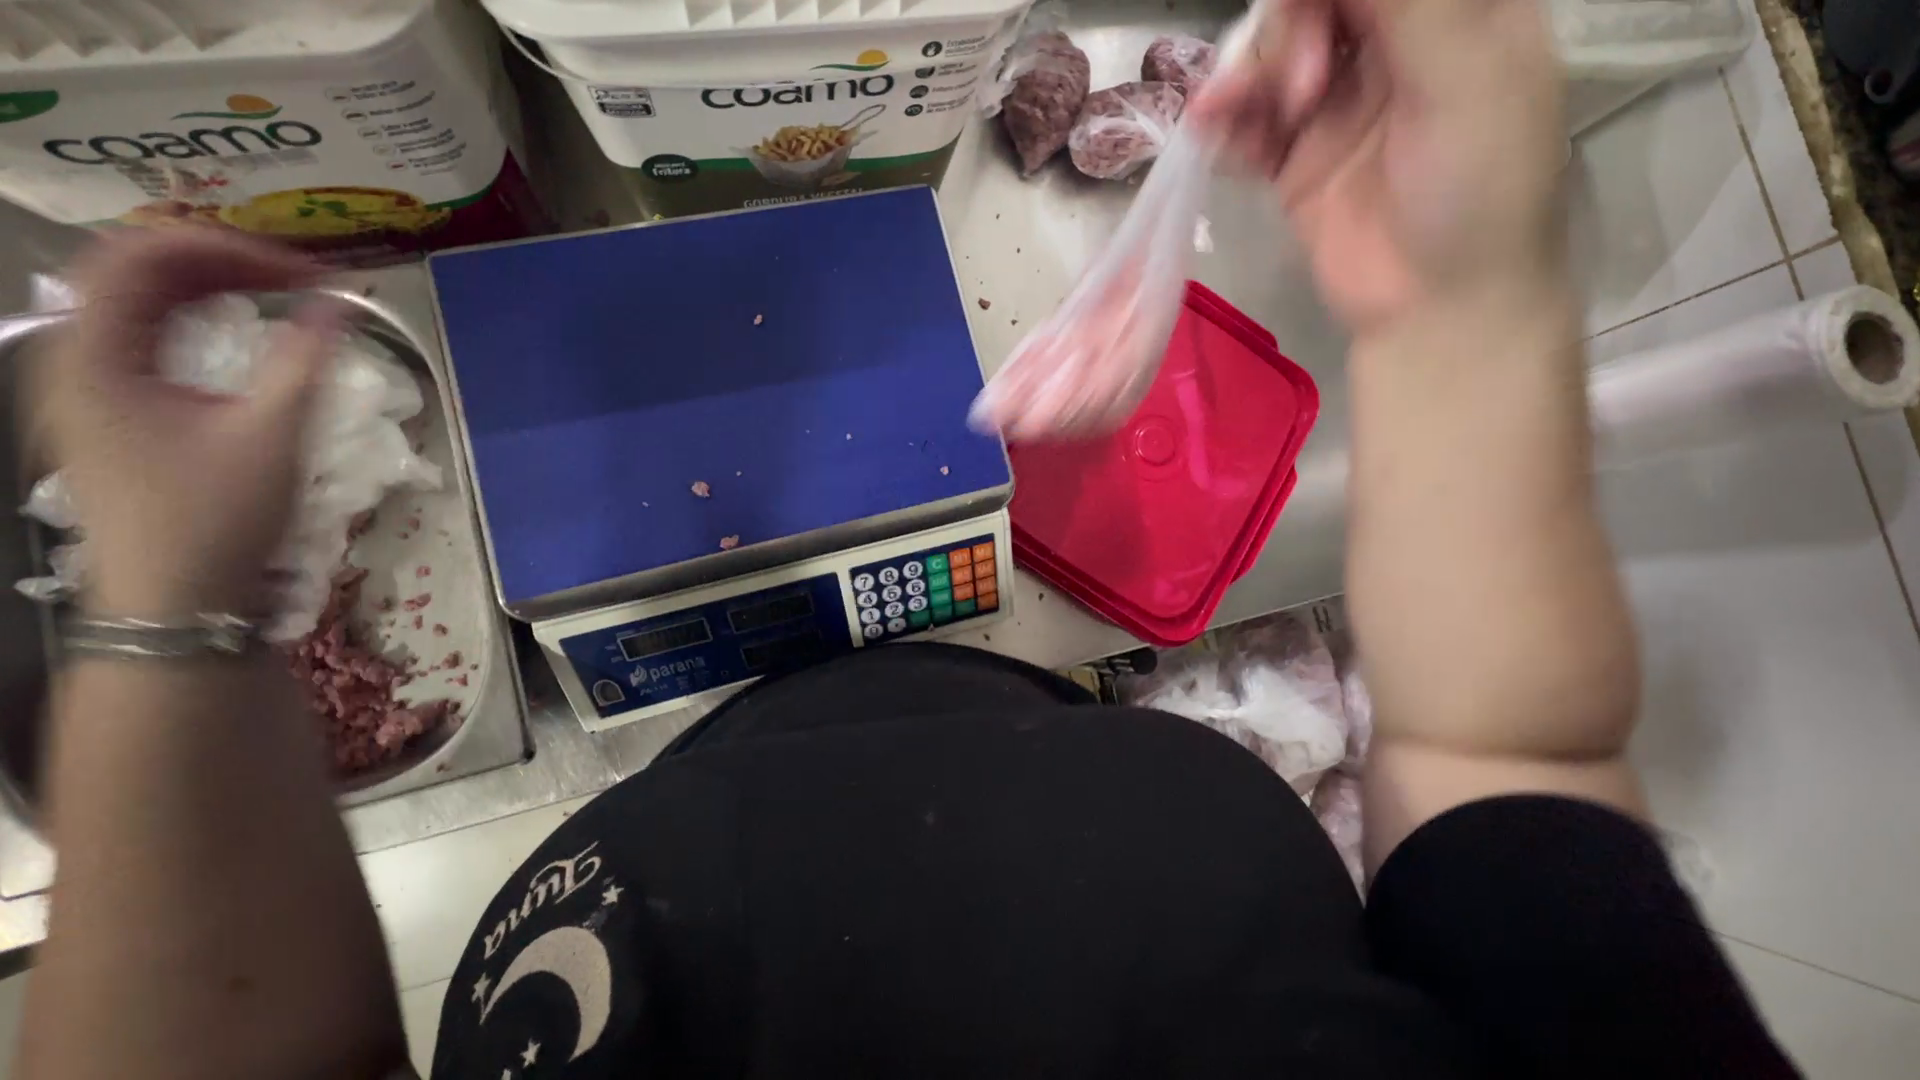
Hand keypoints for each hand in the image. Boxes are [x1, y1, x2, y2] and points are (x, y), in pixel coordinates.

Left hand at [33, 229, 345, 618]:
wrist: (175, 601)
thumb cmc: (217, 520)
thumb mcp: (273, 435)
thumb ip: (307, 359)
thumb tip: (345, 302)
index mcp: (93, 355)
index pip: (141, 255)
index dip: (229, 248)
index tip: (308, 274)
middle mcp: (72, 357)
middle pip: (136, 269)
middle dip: (226, 261)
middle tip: (304, 280)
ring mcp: (84, 383)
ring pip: (139, 300)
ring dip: (211, 287)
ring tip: (281, 296)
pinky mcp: (109, 408)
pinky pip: (146, 335)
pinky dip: (198, 320)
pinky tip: (242, 333)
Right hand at [1189, 0, 1567, 335]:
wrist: (1436, 306)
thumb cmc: (1478, 187)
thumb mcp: (1463, 75)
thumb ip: (1406, 3)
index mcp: (1457, 10)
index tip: (1302, 14)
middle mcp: (1393, 47)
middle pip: (1312, 4)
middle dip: (1287, 32)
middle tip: (1301, 92)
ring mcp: (1338, 105)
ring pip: (1271, 55)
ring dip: (1246, 76)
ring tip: (1240, 114)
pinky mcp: (1295, 158)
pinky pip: (1247, 119)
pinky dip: (1225, 119)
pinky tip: (1212, 129)